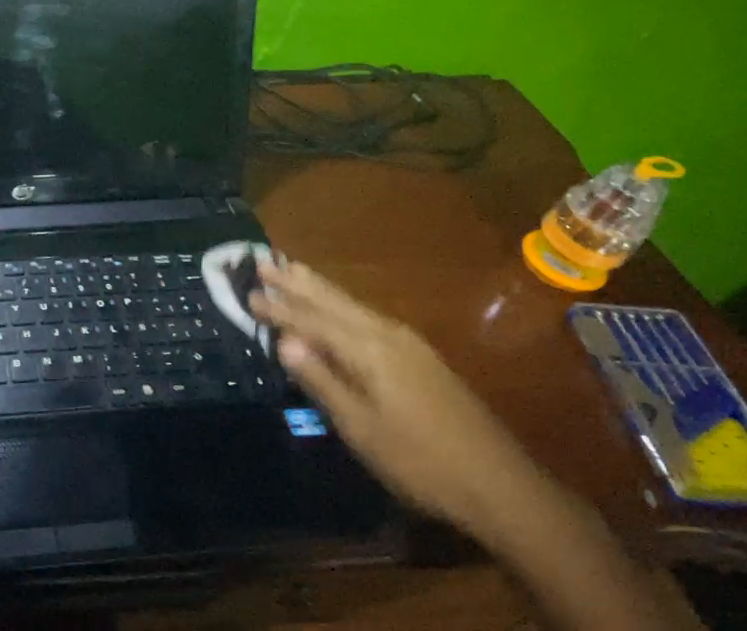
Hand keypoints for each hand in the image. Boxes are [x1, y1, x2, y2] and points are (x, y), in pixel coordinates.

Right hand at [247, 254, 545, 536]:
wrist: (499, 484)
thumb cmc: (419, 460)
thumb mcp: (361, 427)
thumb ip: (321, 380)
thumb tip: (282, 339)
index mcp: (368, 350)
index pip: (312, 321)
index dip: (279, 308)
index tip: (247, 292)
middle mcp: (387, 335)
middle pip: (333, 302)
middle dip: (297, 284)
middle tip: (264, 261)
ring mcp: (408, 344)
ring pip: (352, 306)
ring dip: (319, 289)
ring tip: (294, 269)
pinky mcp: (421, 358)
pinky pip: (367, 317)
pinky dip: (342, 305)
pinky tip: (339, 308)